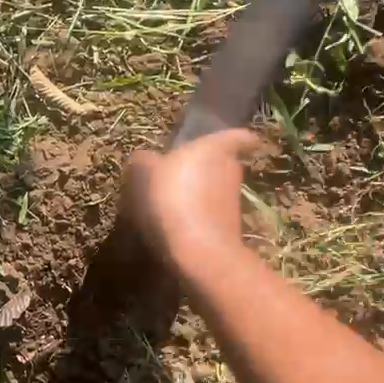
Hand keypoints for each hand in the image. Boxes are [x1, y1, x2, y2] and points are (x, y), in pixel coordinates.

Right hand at [114, 128, 259, 269]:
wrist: (197, 247)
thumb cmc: (173, 196)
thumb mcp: (145, 172)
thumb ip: (143, 161)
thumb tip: (143, 159)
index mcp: (215, 148)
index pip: (240, 136)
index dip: (237, 138)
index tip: (232, 142)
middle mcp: (230, 169)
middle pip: (223, 161)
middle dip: (206, 165)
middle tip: (178, 170)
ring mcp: (232, 198)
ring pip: (215, 187)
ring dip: (198, 190)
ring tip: (168, 199)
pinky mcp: (228, 223)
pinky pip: (210, 210)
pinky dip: (196, 212)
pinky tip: (172, 220)